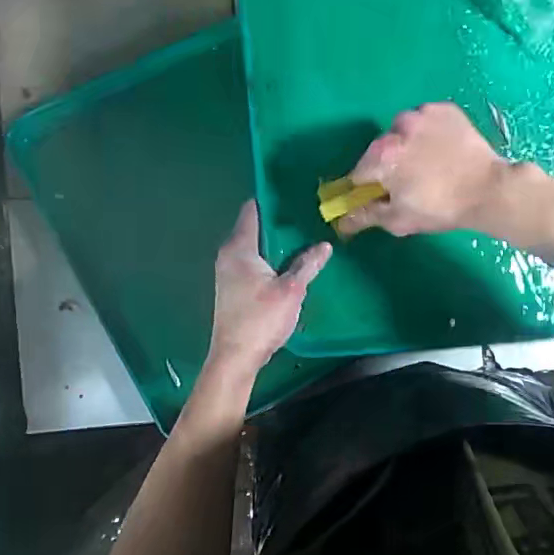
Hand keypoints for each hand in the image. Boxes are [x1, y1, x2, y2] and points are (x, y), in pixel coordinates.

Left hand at [207, 201, 330, 376]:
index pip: (252, 210)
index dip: (273, 201)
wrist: (236, 357)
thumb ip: (307, 264)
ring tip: (304, 239)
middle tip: (308, 219)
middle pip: (254, 227)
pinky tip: (290, 264)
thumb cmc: (261, 319)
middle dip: (279, 223)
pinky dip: (270, 259)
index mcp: (239, 248)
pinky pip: (253, 262)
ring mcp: (228, 272)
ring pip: (255, 247)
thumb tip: (324, 245)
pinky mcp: (234, 287)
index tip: (297, 197)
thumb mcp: (292, 290)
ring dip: (276, 244)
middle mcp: (229, 255)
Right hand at [335, 102, 535, 238]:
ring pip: (404, 131)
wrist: (489, 190)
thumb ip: (365, 216)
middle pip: (381, 149)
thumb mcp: (399, 219)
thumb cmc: (441, 208)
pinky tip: (443, 149)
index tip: (385, 196)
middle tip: (412, 184)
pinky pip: (427, 120)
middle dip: (390, 165)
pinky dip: (430, 132)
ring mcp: (423, 114)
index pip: (360, 173)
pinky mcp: (445, 109)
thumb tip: (341, 220)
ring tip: (430, 164)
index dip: (369, 188)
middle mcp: (397, 127)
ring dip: (409, 144)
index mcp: (381, 155)